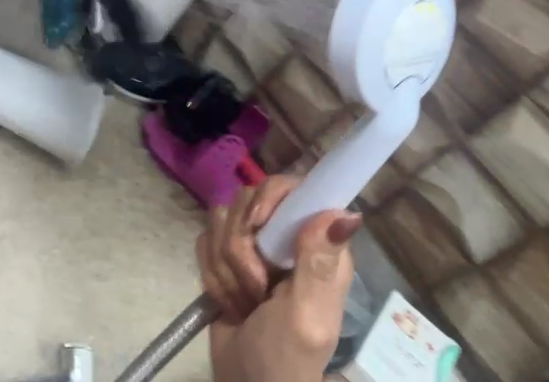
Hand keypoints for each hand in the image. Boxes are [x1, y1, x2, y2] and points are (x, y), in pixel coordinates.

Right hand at [195, 176, 362, 381]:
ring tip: (244, 302)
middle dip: (241, 247)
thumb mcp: (308, 317)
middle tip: (256, 287)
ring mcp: (255, 247)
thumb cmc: (286, 359)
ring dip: (225, 267)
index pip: (297, 190)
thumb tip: (344, 213)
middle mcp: (288, 239)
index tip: (258, 226)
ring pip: (222, 219)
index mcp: (320, 248)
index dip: (271, 198)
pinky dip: (211, 274)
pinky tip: (228, 302)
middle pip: (250, 200)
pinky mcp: (225, 258)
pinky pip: (204, 240)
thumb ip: (318, 264)